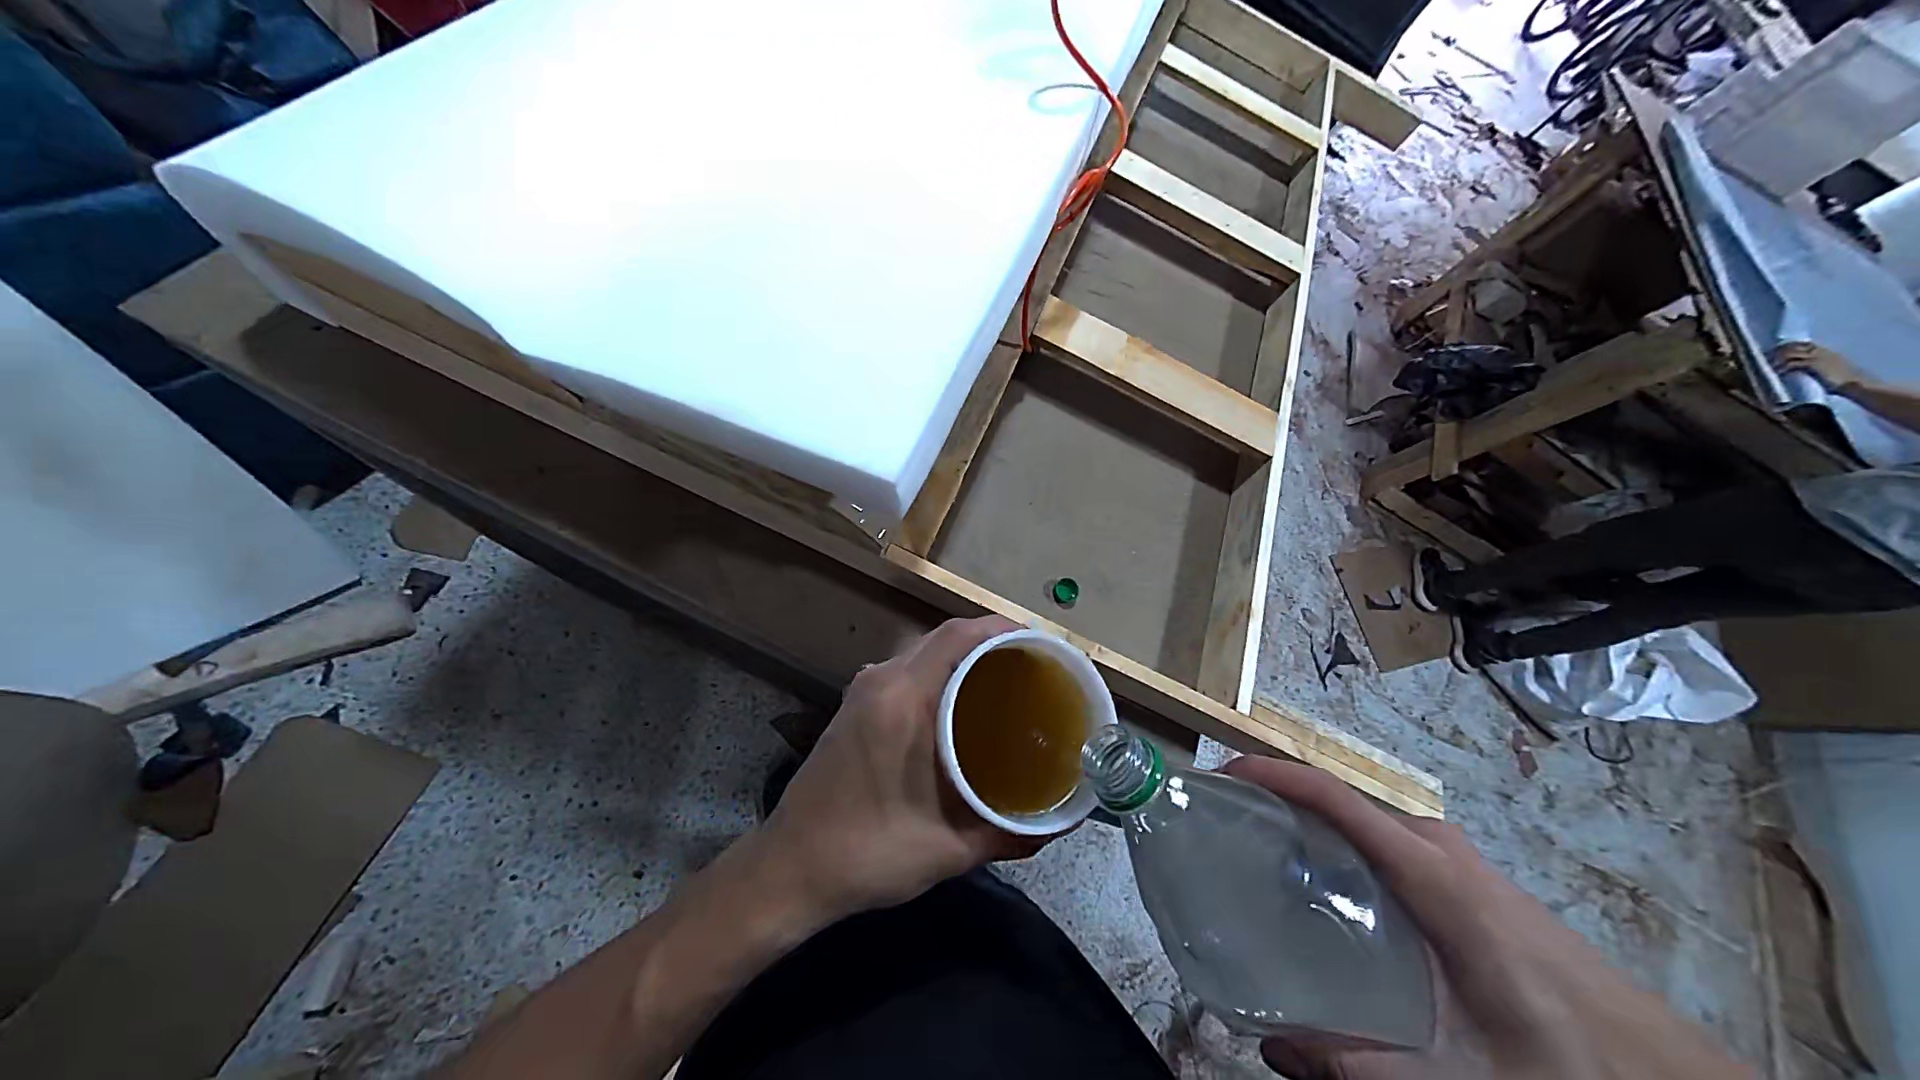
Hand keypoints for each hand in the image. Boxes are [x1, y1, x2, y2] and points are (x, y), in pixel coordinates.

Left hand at [755, 616, 1055, 923]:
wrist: (789, 870)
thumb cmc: (868, 855)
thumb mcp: (949, 849)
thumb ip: (1010, 833)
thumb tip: (1061, 823)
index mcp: (902, 700)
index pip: (957, 637)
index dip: (1002, 629)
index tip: (1041, 646)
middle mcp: (879, 682)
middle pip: (943, 638)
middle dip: (990, 644)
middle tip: (1034, 670)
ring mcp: (861, 692)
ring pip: (923, 654)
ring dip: (963, 660)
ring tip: (1005, 685)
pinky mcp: (853, 708)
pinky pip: (906, 673)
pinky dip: (939, 676)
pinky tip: (961, 708)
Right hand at [1222, 756, 1752, 1079]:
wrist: (1671, 1076)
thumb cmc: (1569, 1060)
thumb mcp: (1464, 1078)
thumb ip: (1364, 1066)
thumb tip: (1269, 1042)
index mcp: (1434, 876)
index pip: (1338, 798)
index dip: (1276, 774)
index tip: (1224, 775)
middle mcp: (1439, 849)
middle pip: (1343, 794)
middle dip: (1279, 788)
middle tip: (1226, 816)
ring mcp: (1455, 859)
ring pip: (1364, 812)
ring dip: (1308, 809)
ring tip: (1258, 837)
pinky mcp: (1464, 878)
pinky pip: (1384, 834)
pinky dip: (1339, 832)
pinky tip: (1322, 875)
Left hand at [1775, 341, 1862, 390]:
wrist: (1857, 384)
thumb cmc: (1844, 380)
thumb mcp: (1831, 369)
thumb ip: (1818, 366)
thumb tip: (1802, 370)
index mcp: (1827, 352)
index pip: (1804, 344)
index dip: (1788, 346)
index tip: (1775, 352)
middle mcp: (1823, 352)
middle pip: (1795, 345)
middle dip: (1778, 350)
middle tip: (1765, 358)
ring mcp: (1819, 357)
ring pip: (1791, 353)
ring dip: (1777, 359)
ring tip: (1767, 365)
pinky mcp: (1815, 365)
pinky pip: (1793, 363)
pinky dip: (1782, 367)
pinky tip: (1776, 372)